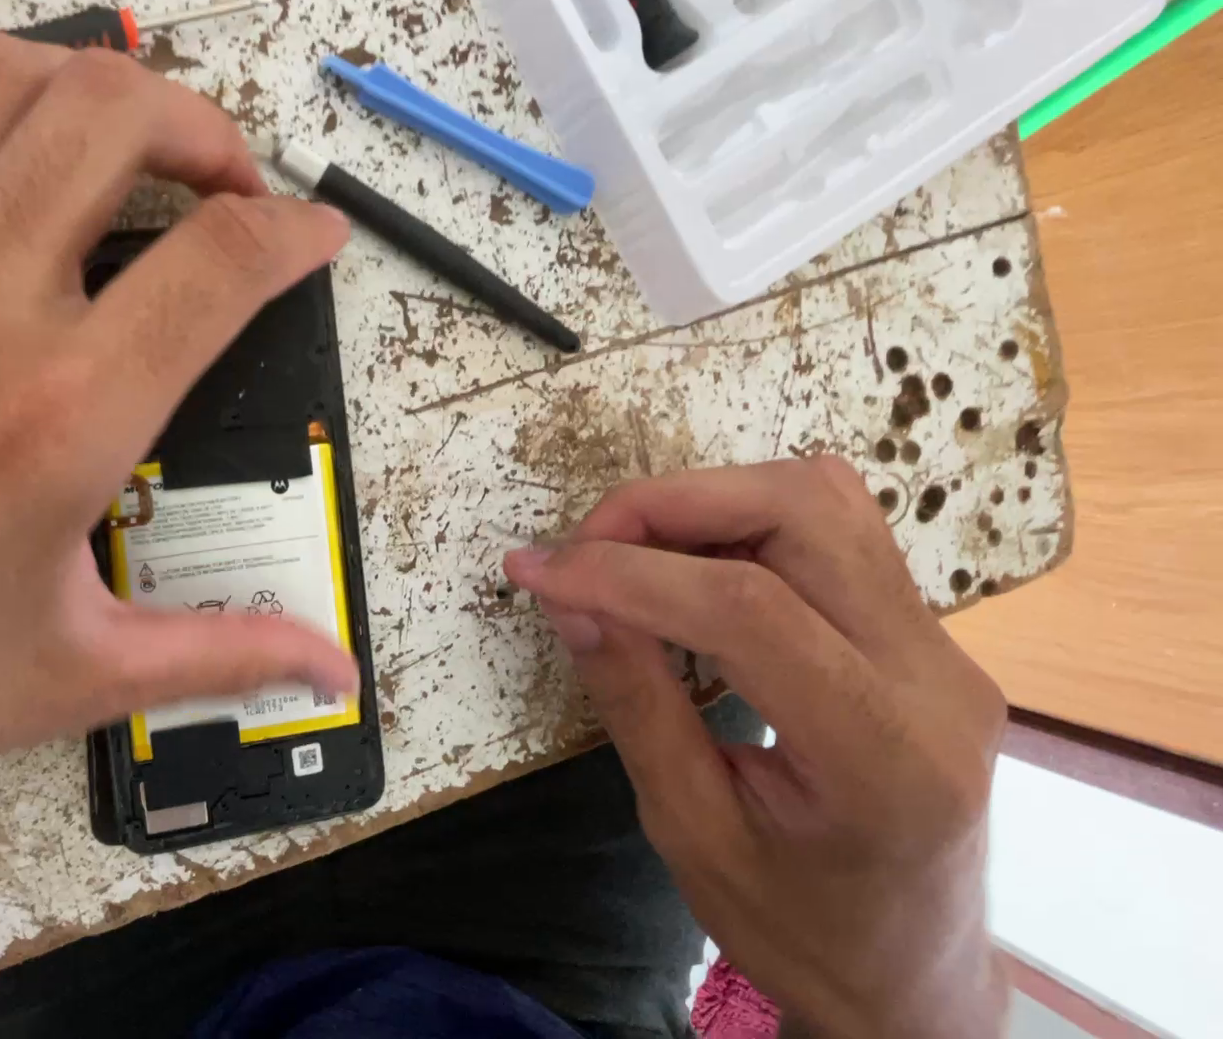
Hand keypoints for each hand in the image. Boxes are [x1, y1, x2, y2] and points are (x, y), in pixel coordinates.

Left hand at [0, 36, 353, 1036]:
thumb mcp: (77, 676)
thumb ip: (227, 653)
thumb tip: (333, 673)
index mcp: (60, 415)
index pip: (219, 263)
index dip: (297, 234)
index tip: (322, 235)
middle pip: (113, 114)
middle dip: (206, 127)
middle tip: (233, 185)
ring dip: (91, 95)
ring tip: (128, 158)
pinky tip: (0, 195)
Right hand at [504, 458, 1008, 1038]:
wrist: (910, 976)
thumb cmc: (792, 926)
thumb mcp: (686, 828)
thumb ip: (632, 700)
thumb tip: (569, 596)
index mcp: (880, 754)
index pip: (746, 609)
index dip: (622, 573)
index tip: (534, 571)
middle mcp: (934, 676)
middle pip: (801, 512)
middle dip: (666, 506)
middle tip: (583, 548)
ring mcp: (941, 645)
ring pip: (820, 499)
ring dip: (701, 501)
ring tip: (624, 553)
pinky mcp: (923, 633)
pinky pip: (829, 528)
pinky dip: (735, 518)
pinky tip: (682, 566)